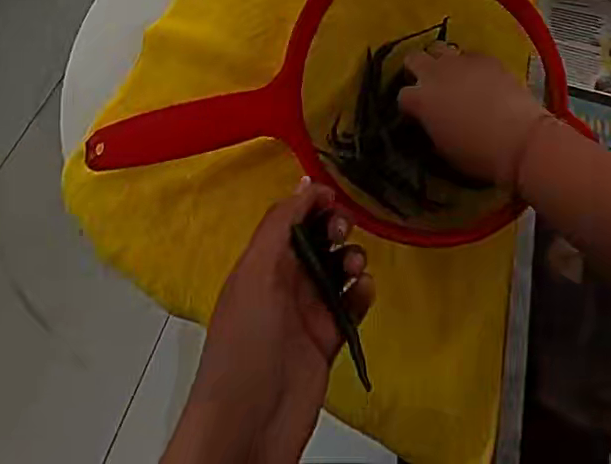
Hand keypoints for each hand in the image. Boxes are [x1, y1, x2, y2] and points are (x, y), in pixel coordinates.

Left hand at [163, 181, 374, 463]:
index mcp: (259, 262)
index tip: (334, 194)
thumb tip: (301, 187)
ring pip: (335, 273)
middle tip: (344, 230)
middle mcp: (282, 283)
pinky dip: (361, 296)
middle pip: (314, 243)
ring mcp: (304, 313)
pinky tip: (366, 290)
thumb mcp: (256, 275)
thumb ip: (278, 228)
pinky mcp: (325, 342)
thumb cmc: (244, 345)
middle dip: (333, 229)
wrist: (249, 424)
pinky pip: (349, 309)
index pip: (287, 220)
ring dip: (350, 261)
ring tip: (356, 265)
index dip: (309, 203)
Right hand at [397, 43, 547, 187]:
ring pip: (439, 48)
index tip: (418, 113)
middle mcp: (433, 74)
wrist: (522, 142)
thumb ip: (430, 126)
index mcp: (419, 99)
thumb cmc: (479, 155)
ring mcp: (459, 62)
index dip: (410, 104)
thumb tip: (431, 121)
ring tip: (452, 75)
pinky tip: (481, 77)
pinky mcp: (486, 59)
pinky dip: (472, 65)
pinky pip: (471, 55)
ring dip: (442, 61)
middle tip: (430, 85)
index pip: (402, 95)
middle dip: (418, 69)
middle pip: (413, 59)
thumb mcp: (443, 148)